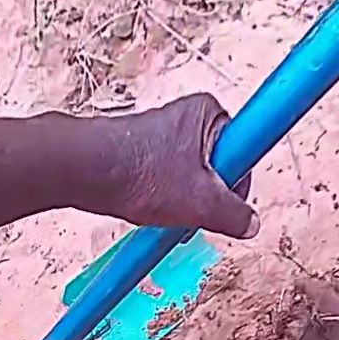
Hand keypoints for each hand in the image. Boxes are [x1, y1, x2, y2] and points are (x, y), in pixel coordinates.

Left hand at [86, 94, 257, 238]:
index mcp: (210, 115)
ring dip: (186, 205)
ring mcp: (167, 136)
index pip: (245, 153)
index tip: (222, 205)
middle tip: (192, 215)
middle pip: (220, 170)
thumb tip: (251, 224)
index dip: (236, 187)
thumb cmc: (141, 175)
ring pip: (194, 181)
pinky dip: (167, 201)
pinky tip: (152, 209)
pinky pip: (172, 183)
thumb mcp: (200, 202)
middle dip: (209, 199)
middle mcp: (190, 119)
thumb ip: (233, 215)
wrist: (86, 172)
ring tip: (166, 212)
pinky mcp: (148, 154)